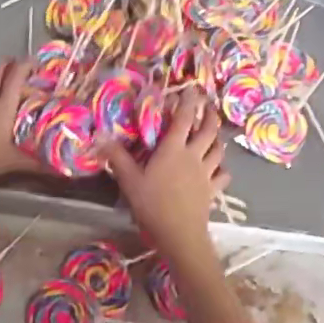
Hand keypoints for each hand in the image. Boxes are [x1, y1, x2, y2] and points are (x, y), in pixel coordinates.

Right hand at [100, 91, 228, 267]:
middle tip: (207, 107)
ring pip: (218, 149)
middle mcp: (193, 156)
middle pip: (209, 129)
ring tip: (213, 134)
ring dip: (217, 138)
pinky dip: (222, 168)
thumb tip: (100, 137)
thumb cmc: (152, 203)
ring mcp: (206, 172)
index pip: (184, 118)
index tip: (189, 90)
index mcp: (173, 149)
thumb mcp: (129, 180)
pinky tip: (218, 169)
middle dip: (209, 115)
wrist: (179, 232)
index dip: (188, 101)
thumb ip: (117, 157)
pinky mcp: (212, 189)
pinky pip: (222, 174)